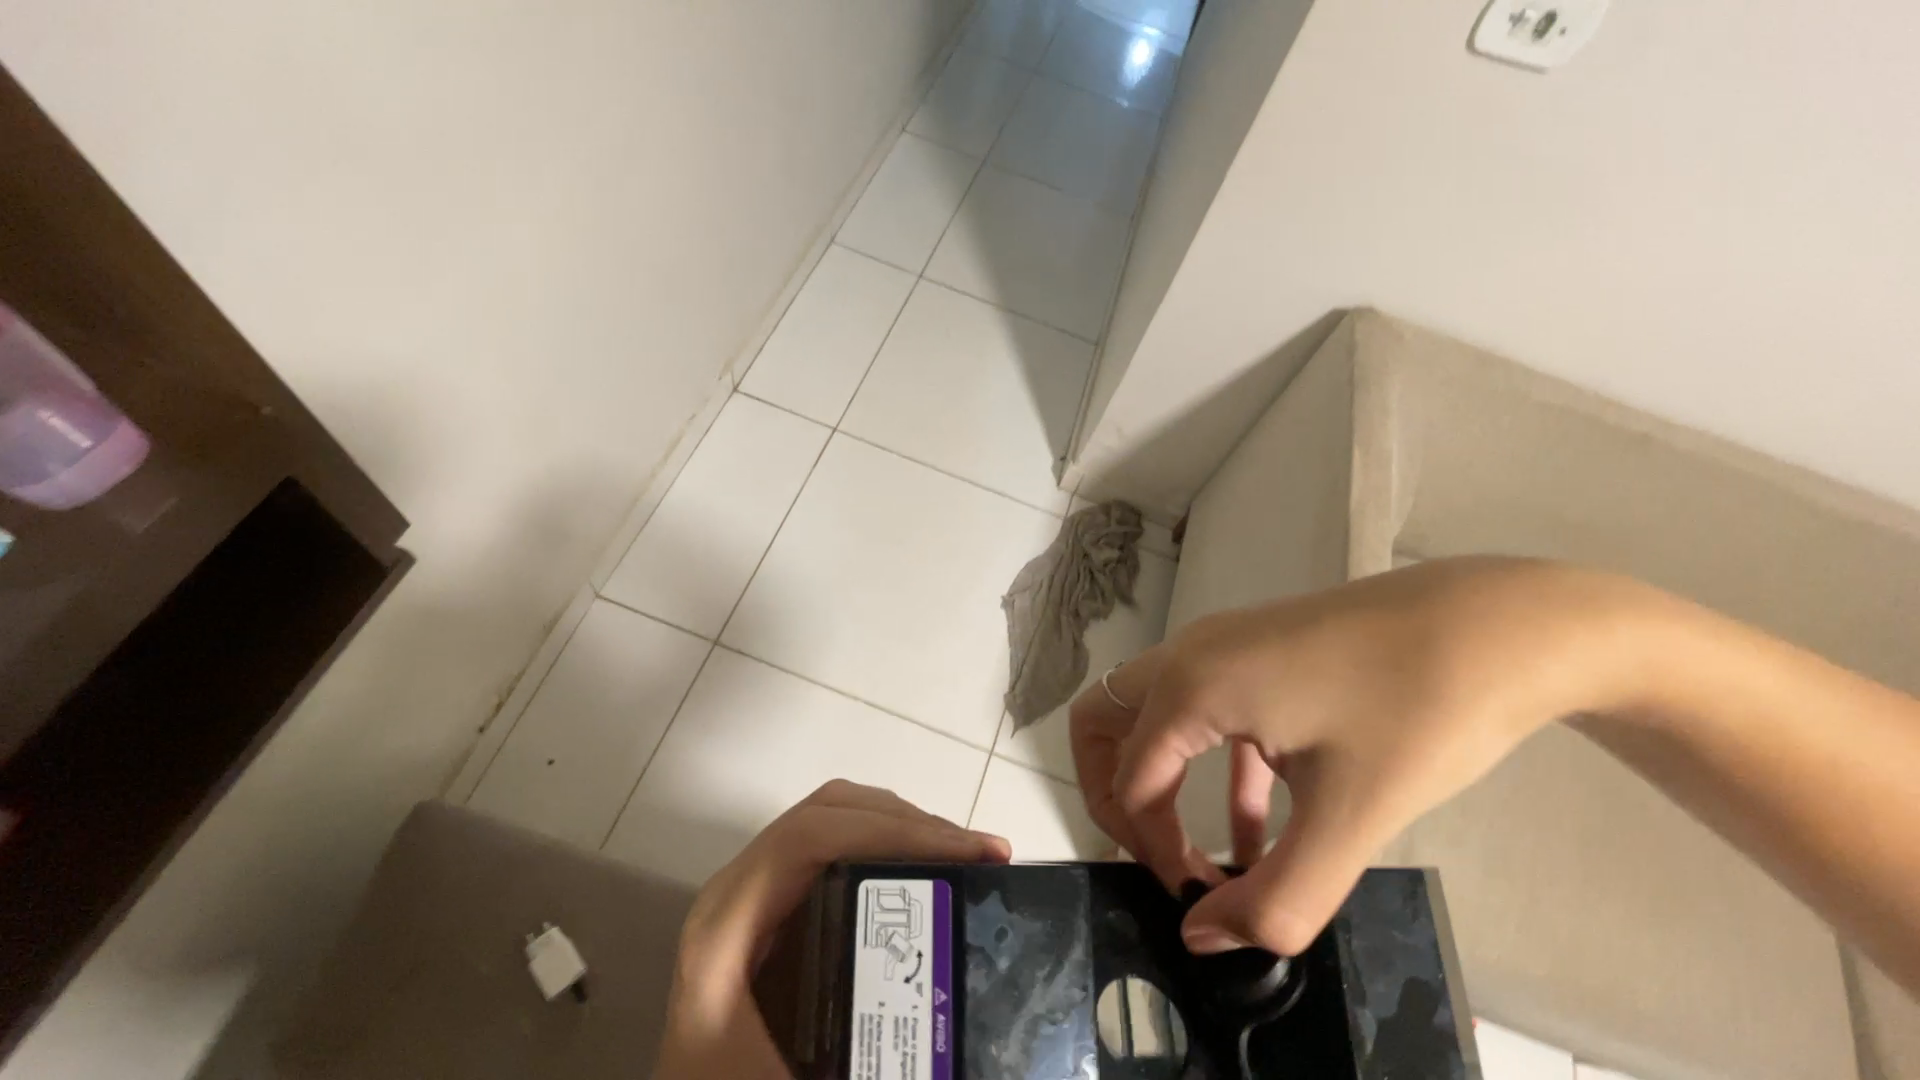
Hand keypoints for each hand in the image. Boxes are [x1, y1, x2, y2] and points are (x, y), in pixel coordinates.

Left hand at [653, 781, 1010, 1079]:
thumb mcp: (791, 1076)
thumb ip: (863, 1045)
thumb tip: (946, 1034)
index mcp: (728, 925)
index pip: (811, 838)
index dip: (892, 831)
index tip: (965, 854)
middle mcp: (738, 891)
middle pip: (827, 812)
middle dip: (911, 822)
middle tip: (980, 852)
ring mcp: (755, 891)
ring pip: (832, 817)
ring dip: (902, 825)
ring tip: (965, 854)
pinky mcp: (774, 904)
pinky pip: (833, 844)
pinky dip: (886, 842)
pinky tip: (927, 870)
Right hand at [1071, 557, 1651, 955]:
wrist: (1504, 626)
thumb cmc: (1420, 712)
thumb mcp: (1350, 818)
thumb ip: (1275, 897)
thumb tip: (1205, 939)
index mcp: (1192, 686)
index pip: (1131, 781)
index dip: (1152, 852)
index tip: (1201, 899)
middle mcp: (1190, 655)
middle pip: (1102, 723)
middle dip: (1113, 797)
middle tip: (1154, 853)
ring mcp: (1223, 645)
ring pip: (1149, 714)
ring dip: (1161, 782)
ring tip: (1208, 855)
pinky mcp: (1259, 651)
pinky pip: (1204, 711)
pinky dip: (1210, 768)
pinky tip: (1259, 824)